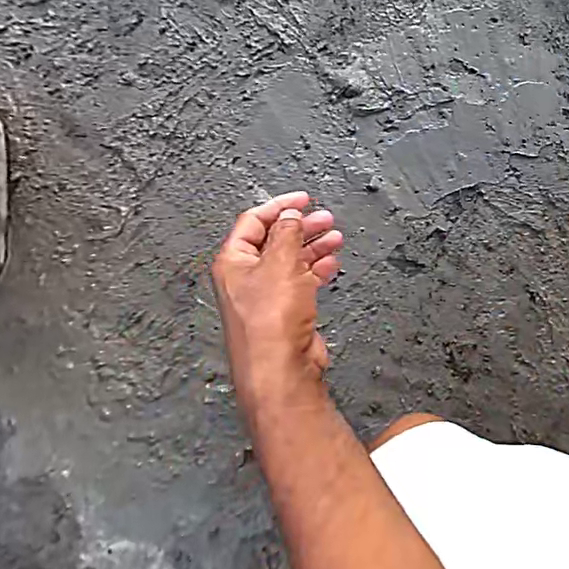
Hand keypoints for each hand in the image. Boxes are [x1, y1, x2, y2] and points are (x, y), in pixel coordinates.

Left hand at [211, 192, 345, 409]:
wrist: (281, 368)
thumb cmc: (269, 323)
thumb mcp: (281, 263)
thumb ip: (287, 233)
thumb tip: (290, 214)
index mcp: (233, 262)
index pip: (254, 221)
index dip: (279, 206)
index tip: (303, 200)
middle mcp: (246, 278)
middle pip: (275, 241)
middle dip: (301, 227)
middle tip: (324, 219)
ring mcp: (265, 297)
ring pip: (291, 261)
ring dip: (313, 247)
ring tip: (334, 238)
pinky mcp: (285, 312)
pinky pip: (301, 282)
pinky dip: (316, 270)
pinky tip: (330, 264)